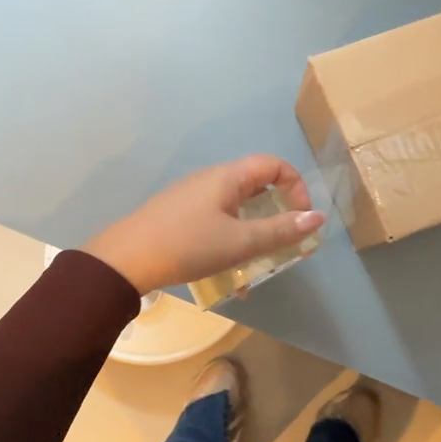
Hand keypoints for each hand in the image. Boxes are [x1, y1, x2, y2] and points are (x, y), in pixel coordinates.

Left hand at [83, 155, 325, 295]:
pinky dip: (233, 241)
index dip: (296, 187)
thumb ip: (280, 231)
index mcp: (228, 177)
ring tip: (260, 266)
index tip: (301, 219)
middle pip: (257, 186)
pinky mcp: (179, 216)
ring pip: (237, 208)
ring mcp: (193, 198)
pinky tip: (230, 277)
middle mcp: (212, 180)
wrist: (123, 261)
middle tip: (288, 244)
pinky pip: (218, 222)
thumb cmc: (187, 245)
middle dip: (278, 214)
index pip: (274, 165)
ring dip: (256, 233)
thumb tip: (317, 217)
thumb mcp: (240, 243)